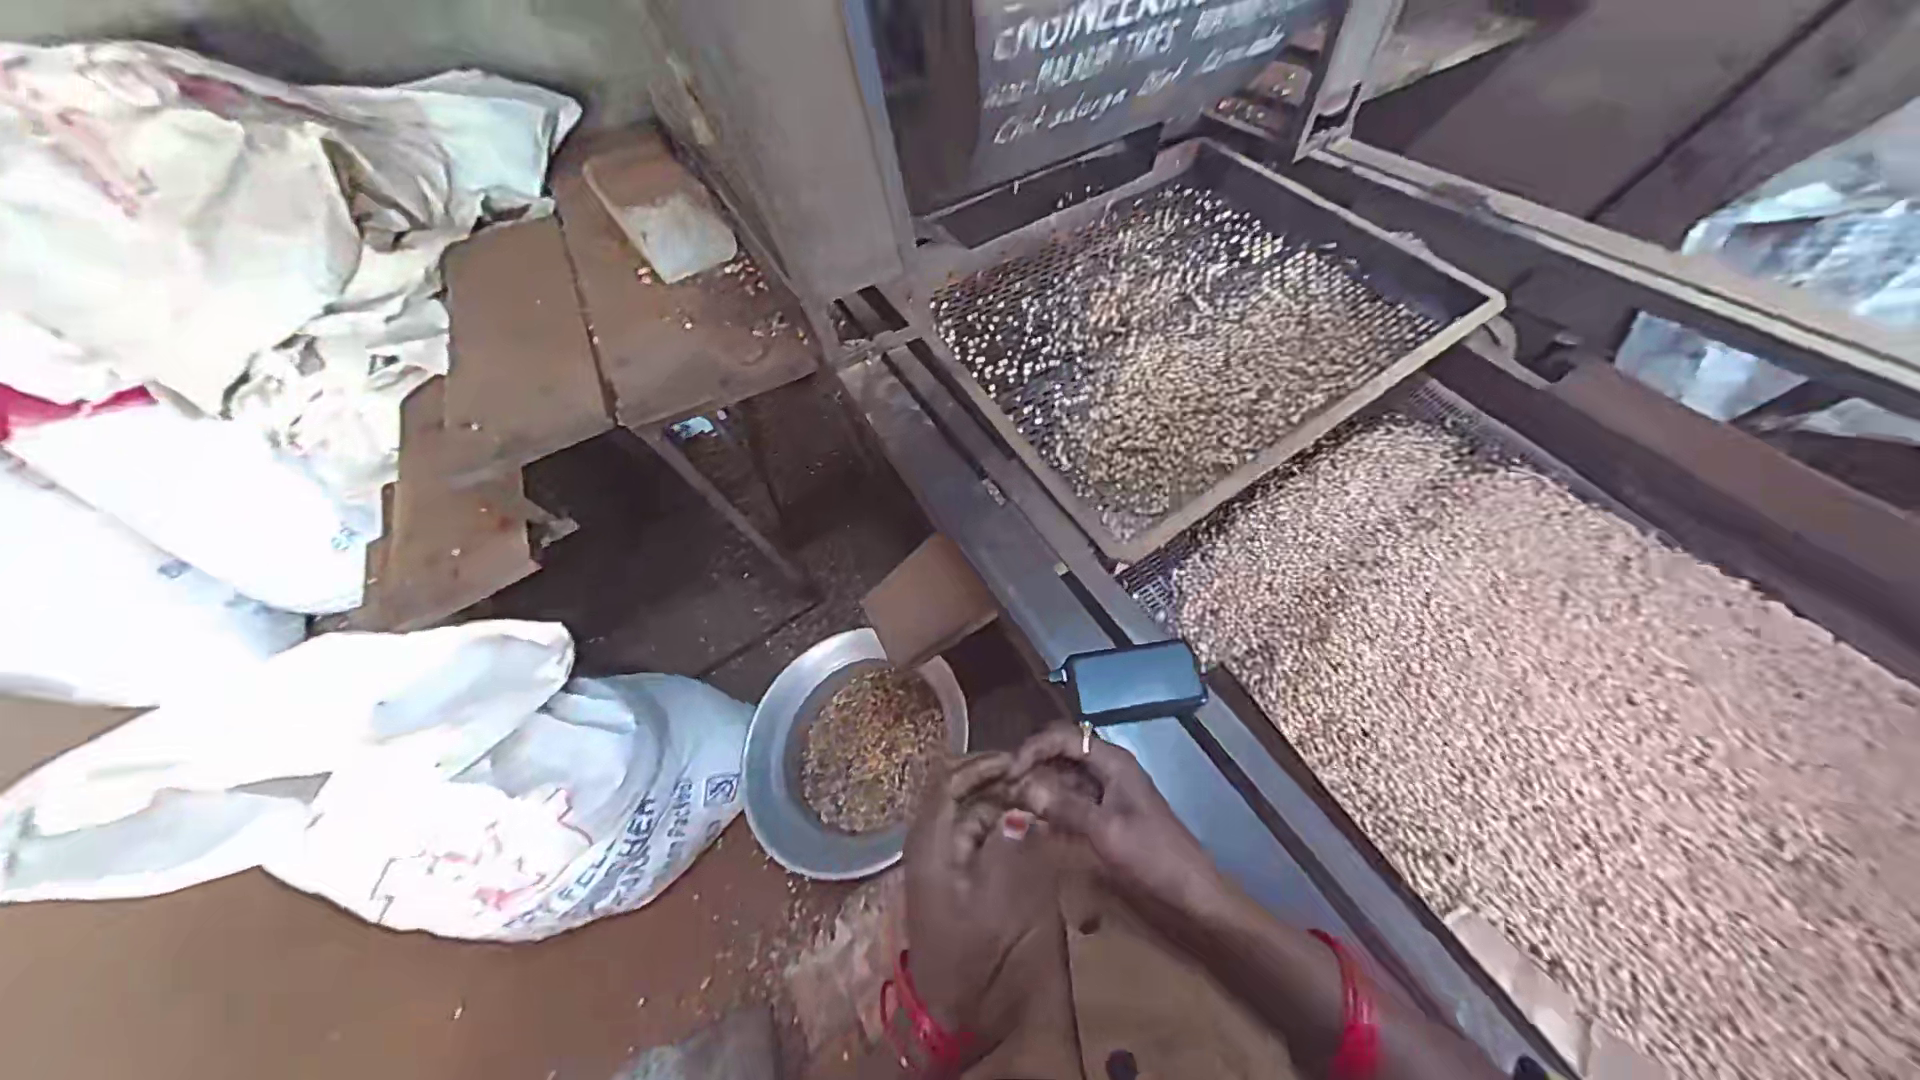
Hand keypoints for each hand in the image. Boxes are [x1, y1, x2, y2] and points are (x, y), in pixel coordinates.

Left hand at [902, 752, 1053, 1041]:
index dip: (979, 765)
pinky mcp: (947, 865)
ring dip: (994, 795)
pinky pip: (969, 827)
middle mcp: (928, 837)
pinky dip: (993, 817)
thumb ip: (1009, 849)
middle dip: (988, 775)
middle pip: (952, 786)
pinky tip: (1019, 821)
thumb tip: (1021, 809)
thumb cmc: (970, 953)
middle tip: (1026, 775)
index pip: (946, 782)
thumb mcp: (996, 901)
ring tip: (1029, 793)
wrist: (948, 1005)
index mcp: (931, 841)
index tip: (1015, 762)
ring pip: (964, 806)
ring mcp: (936, 851)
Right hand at [1010, 726, 1228, 916]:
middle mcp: (1106, 768)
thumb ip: (1062, 806)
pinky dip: (1050, 807)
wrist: (1191, 893)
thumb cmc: (1152, 855)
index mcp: (1111, 760)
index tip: (1009, 772)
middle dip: (1032, 766)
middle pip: (1060, 753)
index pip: (1062, 737)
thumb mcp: (1104, 830)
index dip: (1033, 749)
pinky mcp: (1103, 815)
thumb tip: (1021, 786)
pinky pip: (1069, 801)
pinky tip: (1032, 822)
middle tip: (1004, 789)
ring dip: (1038, 787)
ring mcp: (1105, 792)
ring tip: (1010, 804)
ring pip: (1062, 777)